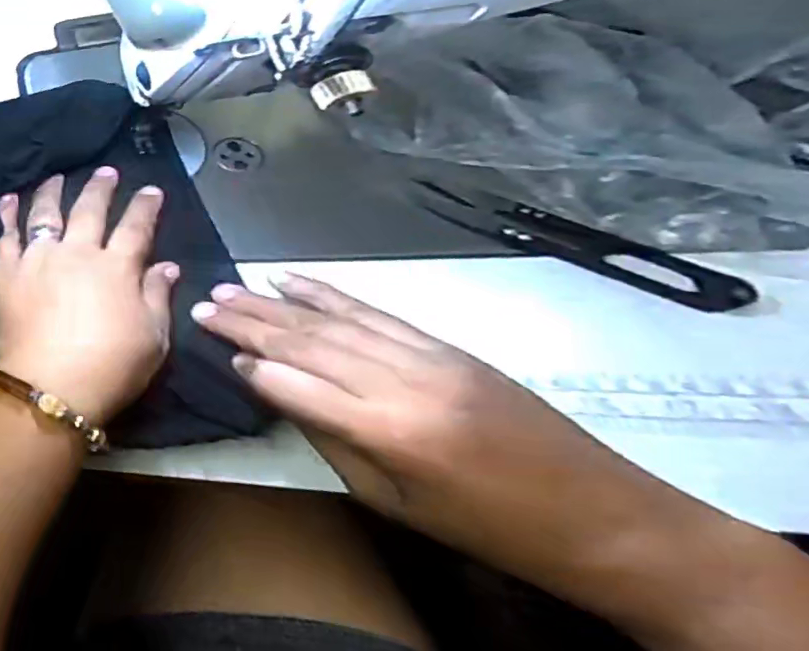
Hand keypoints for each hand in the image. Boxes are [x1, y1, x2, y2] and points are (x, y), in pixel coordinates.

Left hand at [0, 169, 176, 424]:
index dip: (145, 206)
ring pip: (46, 212)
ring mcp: (38, 257)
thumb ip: (158, 296)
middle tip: (106, 171)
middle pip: (90, 209)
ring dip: (53, 190)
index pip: (135, 227)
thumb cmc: (109, 367)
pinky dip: (8, 214)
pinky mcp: (7, 269)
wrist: (48, 386)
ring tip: (57, 177)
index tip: (151, 189)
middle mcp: (77, 251)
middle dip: (101, 187)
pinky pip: (6, 234)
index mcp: (116, 267)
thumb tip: (167, 265)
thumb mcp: (152, 339)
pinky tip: (9, 199)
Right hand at [191, 274, 733, 597]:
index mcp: (389, 433)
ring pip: (330, 320)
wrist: (606, 517)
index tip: (215, 350)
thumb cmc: (492, 529)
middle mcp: (400, 383)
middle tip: (202, 305)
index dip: (252, 368)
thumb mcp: (400, 506)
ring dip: (273, 302)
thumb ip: (334, 444)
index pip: (296, 386)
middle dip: (247, 322)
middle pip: (306, 342)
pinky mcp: (442, 343)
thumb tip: (281, 395)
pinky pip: (371, 310)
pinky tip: (290, 279)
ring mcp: (423, 355)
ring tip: (229, 289)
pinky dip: (325, 292)